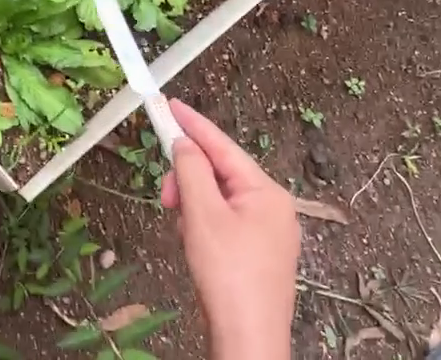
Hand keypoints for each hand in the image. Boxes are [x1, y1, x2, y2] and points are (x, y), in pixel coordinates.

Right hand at [160, 100, 298, 359]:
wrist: (248, 337)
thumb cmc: (227, 272)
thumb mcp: (202, 213)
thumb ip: (190, 169)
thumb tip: (184, 143)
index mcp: (266, 192)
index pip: (222, 145)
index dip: (192, 123)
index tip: (168, 103)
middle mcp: (273, 206)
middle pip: (219, 172)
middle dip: (187, 177)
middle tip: (167, 196)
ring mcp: (269, 231)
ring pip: (218, 196)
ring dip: (193, 202)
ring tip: (182, 226)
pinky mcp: (259, 252)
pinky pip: (224, 218)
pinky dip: (202, 219)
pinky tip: (193, 239)